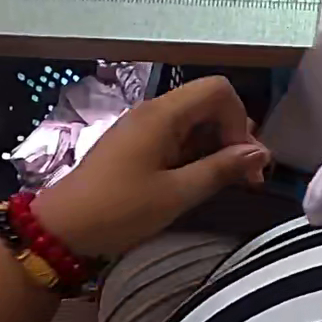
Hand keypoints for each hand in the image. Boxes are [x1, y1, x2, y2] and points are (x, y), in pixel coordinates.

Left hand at [33, 77, 269, 256]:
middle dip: (235, 135)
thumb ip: (221, 169)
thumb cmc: (119, 211)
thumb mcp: (176, 194)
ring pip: (197, 122)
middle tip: (248, 176)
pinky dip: (200, 154)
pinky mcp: (140, 144)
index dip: (239, 120)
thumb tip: (260, 153)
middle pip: (210, 104)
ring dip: (219, 147)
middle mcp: (155, 112)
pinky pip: (180, 137)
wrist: (61, 230)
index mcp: (162, 115)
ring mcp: (146, 127)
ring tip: (232, 181)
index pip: (218, 91)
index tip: (243, 159)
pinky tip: (205, 179)